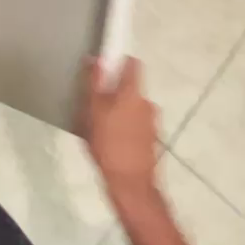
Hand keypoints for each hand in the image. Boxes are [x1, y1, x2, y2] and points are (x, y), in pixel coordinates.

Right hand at [82, 57, 158, 200]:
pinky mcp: (151, 140)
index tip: (103, 66)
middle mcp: (147, 103)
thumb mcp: (92, 111)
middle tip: (93, 102)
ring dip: (118, 110)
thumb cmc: (108, 144)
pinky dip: (124, 126)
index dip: (118, 60)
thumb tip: (96, 59)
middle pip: (130, 86)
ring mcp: (152, 123)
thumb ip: (94, 83)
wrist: (131, 185)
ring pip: (132, 107)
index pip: (132, 63)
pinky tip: (109, 140)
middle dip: (113, 91)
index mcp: (133, 92)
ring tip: (99, 125)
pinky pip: (135, 124)